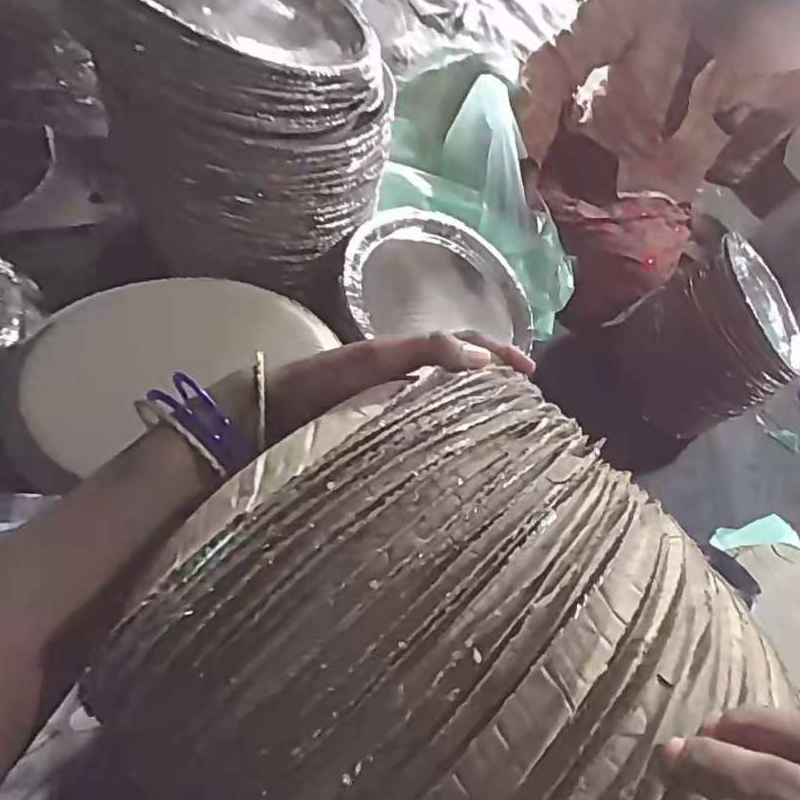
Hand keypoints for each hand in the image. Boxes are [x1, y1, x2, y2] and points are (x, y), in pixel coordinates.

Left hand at [264, 330, 533, 443]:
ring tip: (511, 431)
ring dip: (483, 409)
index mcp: (409, 355)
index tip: (531, 375)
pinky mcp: (386, 434)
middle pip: (465, 373)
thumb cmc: (318, 383)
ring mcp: (398, 407)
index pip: (465, 345)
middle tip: (530, 409)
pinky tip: (469, 454)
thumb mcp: (371, 359)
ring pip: (452, 402)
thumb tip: (482, 359)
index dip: (499, 353)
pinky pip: (432, 430)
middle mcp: (409, 379)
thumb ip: (422, 351)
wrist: (269, 415)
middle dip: (499, 382)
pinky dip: (457, 435)